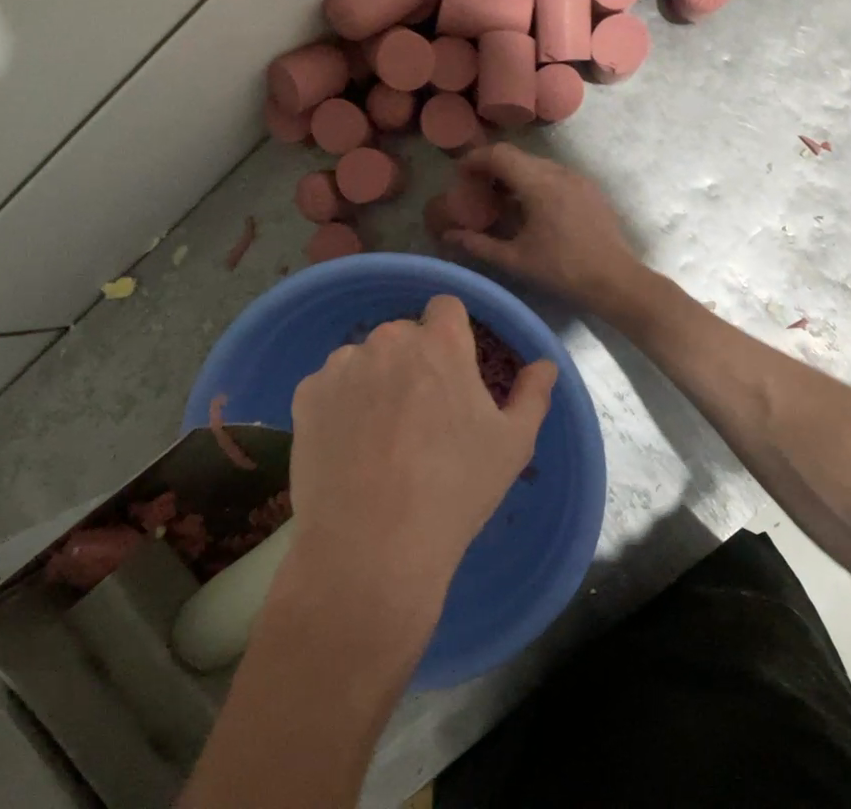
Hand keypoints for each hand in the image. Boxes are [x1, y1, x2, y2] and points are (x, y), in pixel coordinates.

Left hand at [287, 294, 556, 610]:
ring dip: (374, 382)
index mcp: (441, 345)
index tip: (454, 368)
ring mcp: (341, 366)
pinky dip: (341, 406)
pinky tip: (349, 449)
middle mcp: (387, 341)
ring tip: (381, 439)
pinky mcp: (306, 394)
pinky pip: (330, 386)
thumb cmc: (455, 491)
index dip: (451, 333)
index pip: (445, 307)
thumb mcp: (512, 446)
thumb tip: (544, 364)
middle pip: (403, 336)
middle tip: (422, 417)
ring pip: (364, 360)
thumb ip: (532, 395)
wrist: (372, 543)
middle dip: (414, 363)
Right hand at [446, 144, 643, 312]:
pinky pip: (554, 175)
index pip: (499, 155)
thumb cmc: (562, 270)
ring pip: (537, 164)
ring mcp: (578, 178)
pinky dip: (534, 181)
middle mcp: (559, 172)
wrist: (614, 280)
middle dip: (492, 167)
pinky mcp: (589, 189)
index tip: (458, 173)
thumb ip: (478, 244)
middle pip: (517, 156)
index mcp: (539, 184)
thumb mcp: (515, 260)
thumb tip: (448, 236)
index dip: (474, 159)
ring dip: (514, 174)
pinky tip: (529, 207)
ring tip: (499, 198)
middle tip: (474, 188)